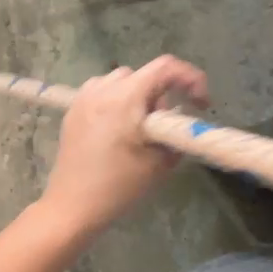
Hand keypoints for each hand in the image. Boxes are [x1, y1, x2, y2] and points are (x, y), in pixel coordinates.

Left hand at [38, 56, 209, 236]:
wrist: (73, 204)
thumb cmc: (119, 185)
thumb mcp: (161, 161)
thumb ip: (176, 133)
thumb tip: (177, 121)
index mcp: (125, 98)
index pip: (165, 67)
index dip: (191, 79)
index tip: (200, 104)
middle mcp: (101, 90)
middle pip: (141, 74)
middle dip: (160, 93)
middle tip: (164, 125)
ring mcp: (82, 99)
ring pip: (119, 81)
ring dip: (137, 96)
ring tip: (139, 128)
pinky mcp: (71, 111)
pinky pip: (100, 92)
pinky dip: (116, 101)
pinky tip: (117, 129)